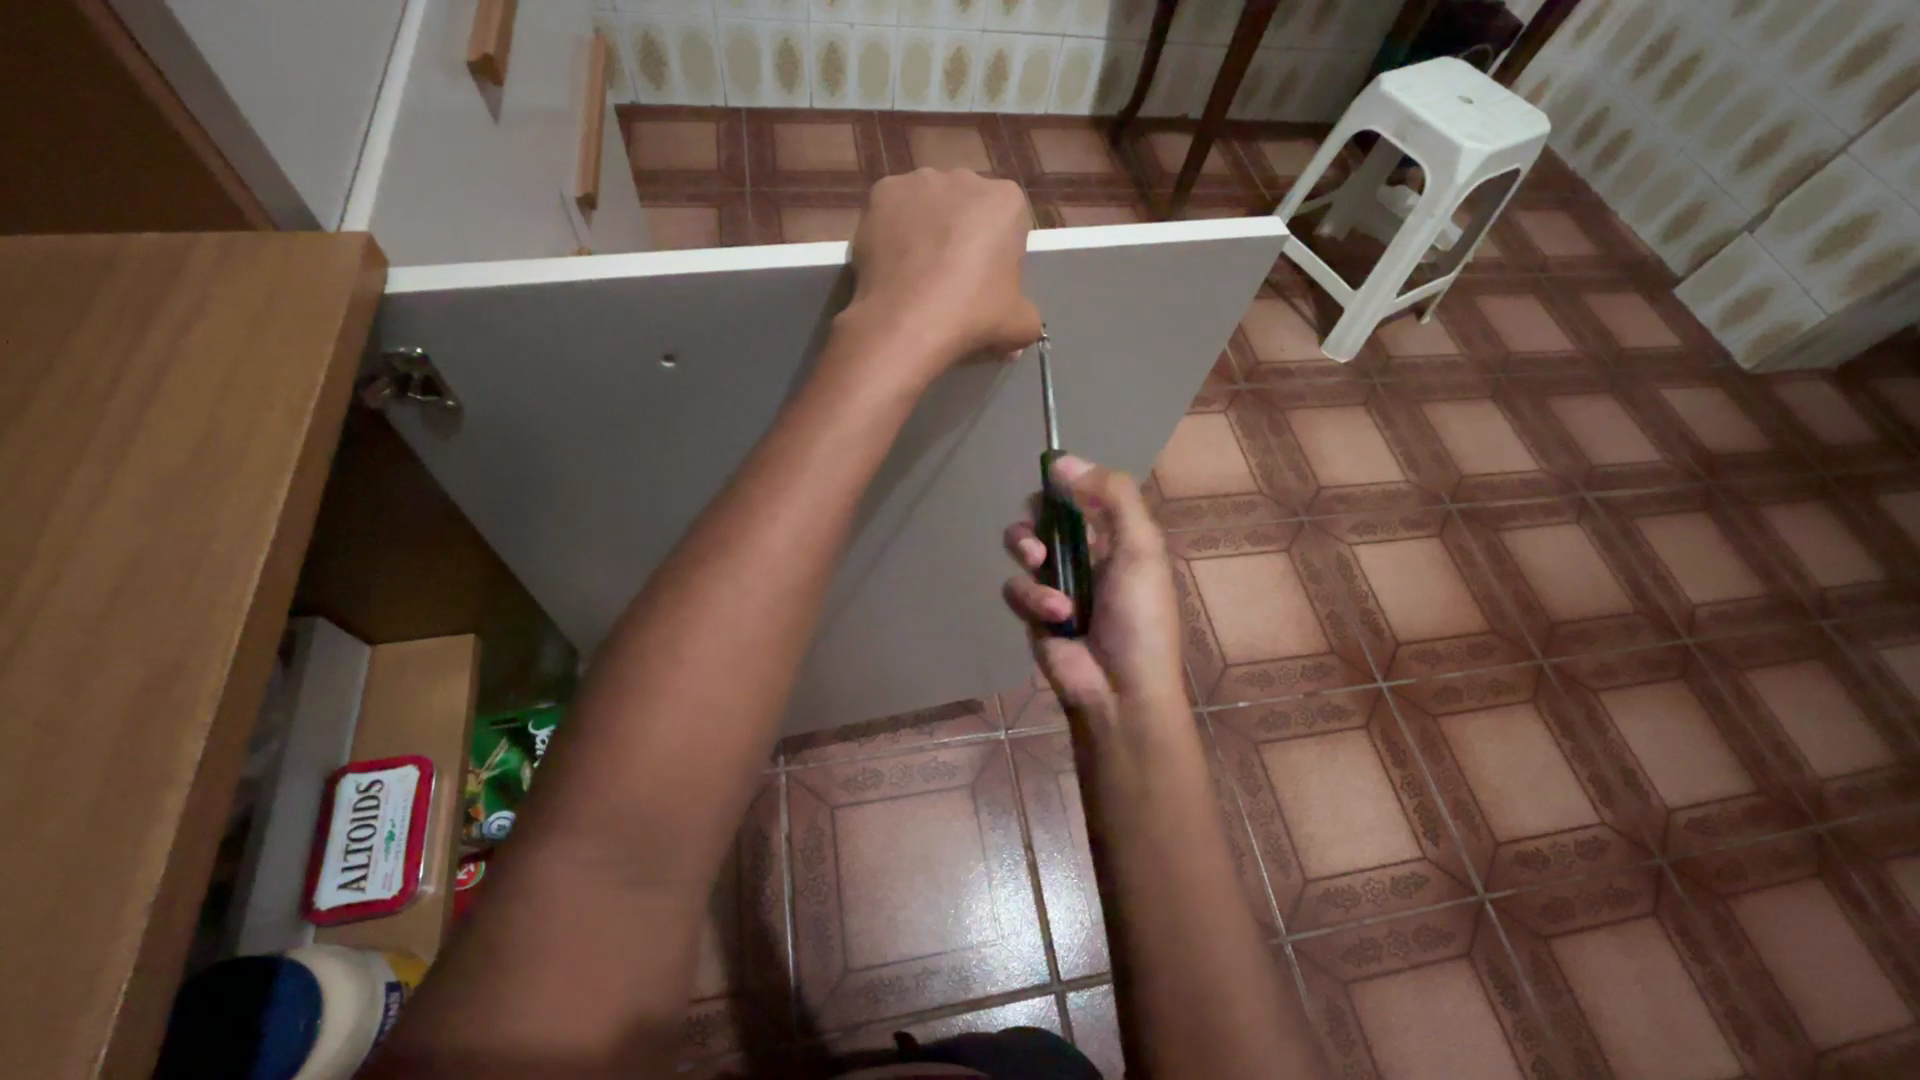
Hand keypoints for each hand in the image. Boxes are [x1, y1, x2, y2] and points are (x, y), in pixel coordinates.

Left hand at [841, 168, 1042, 383]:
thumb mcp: (1021, 325)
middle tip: (951, 276)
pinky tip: (892, 260)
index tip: (988, 280)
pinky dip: (892, 228)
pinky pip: (892, 209)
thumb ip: (1028, 318)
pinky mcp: (882, 191)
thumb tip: (1020, 335)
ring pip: (928, 203)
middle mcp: (965, 178)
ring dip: (927, 227)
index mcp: (1007, 200)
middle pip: (967, 206)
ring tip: (917, 269)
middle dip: (962, 232)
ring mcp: (920, 181)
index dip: (999, 251)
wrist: (906, 322)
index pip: (1008, 221)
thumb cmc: (972, 315)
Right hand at [1002, 455, 1186, 726]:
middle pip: (1042, 513)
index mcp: (1117, 535)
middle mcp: (1085, 553)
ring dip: (1031, 555)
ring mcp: (1056, 582)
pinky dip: (1032, 598)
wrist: (1120, 689)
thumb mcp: (1141, 548)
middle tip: (1043, 528)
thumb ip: (1110, 496)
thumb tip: (1062, 459)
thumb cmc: (1140, 616)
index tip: (1051, 475)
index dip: (1064, 481)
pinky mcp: (1033, 611)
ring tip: (1043, 568)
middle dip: (1036, 518)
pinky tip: (1056, 616)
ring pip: (1021, 545)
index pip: (1082, 491)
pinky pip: (1014, 586)